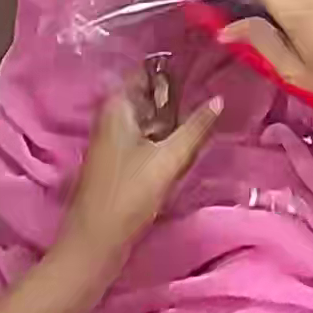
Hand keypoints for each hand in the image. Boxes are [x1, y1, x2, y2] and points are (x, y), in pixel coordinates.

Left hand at [58, 76, 222, 261]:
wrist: (93, 245)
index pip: (146, 71)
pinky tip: (181, 143)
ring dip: (170, 117)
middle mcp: (111, 115)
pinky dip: (161, 135)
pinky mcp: (116, 159)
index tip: (201, 66)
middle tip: (207, 92)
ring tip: (201, 114)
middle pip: (148, 94)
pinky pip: (143, 135)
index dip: (171, 68)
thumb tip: (219, 99)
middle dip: (174, 95)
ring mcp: (112, 138)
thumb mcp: (168, 159)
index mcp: (117, 105)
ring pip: (147, 117)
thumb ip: (195, 128)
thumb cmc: (128, 195)